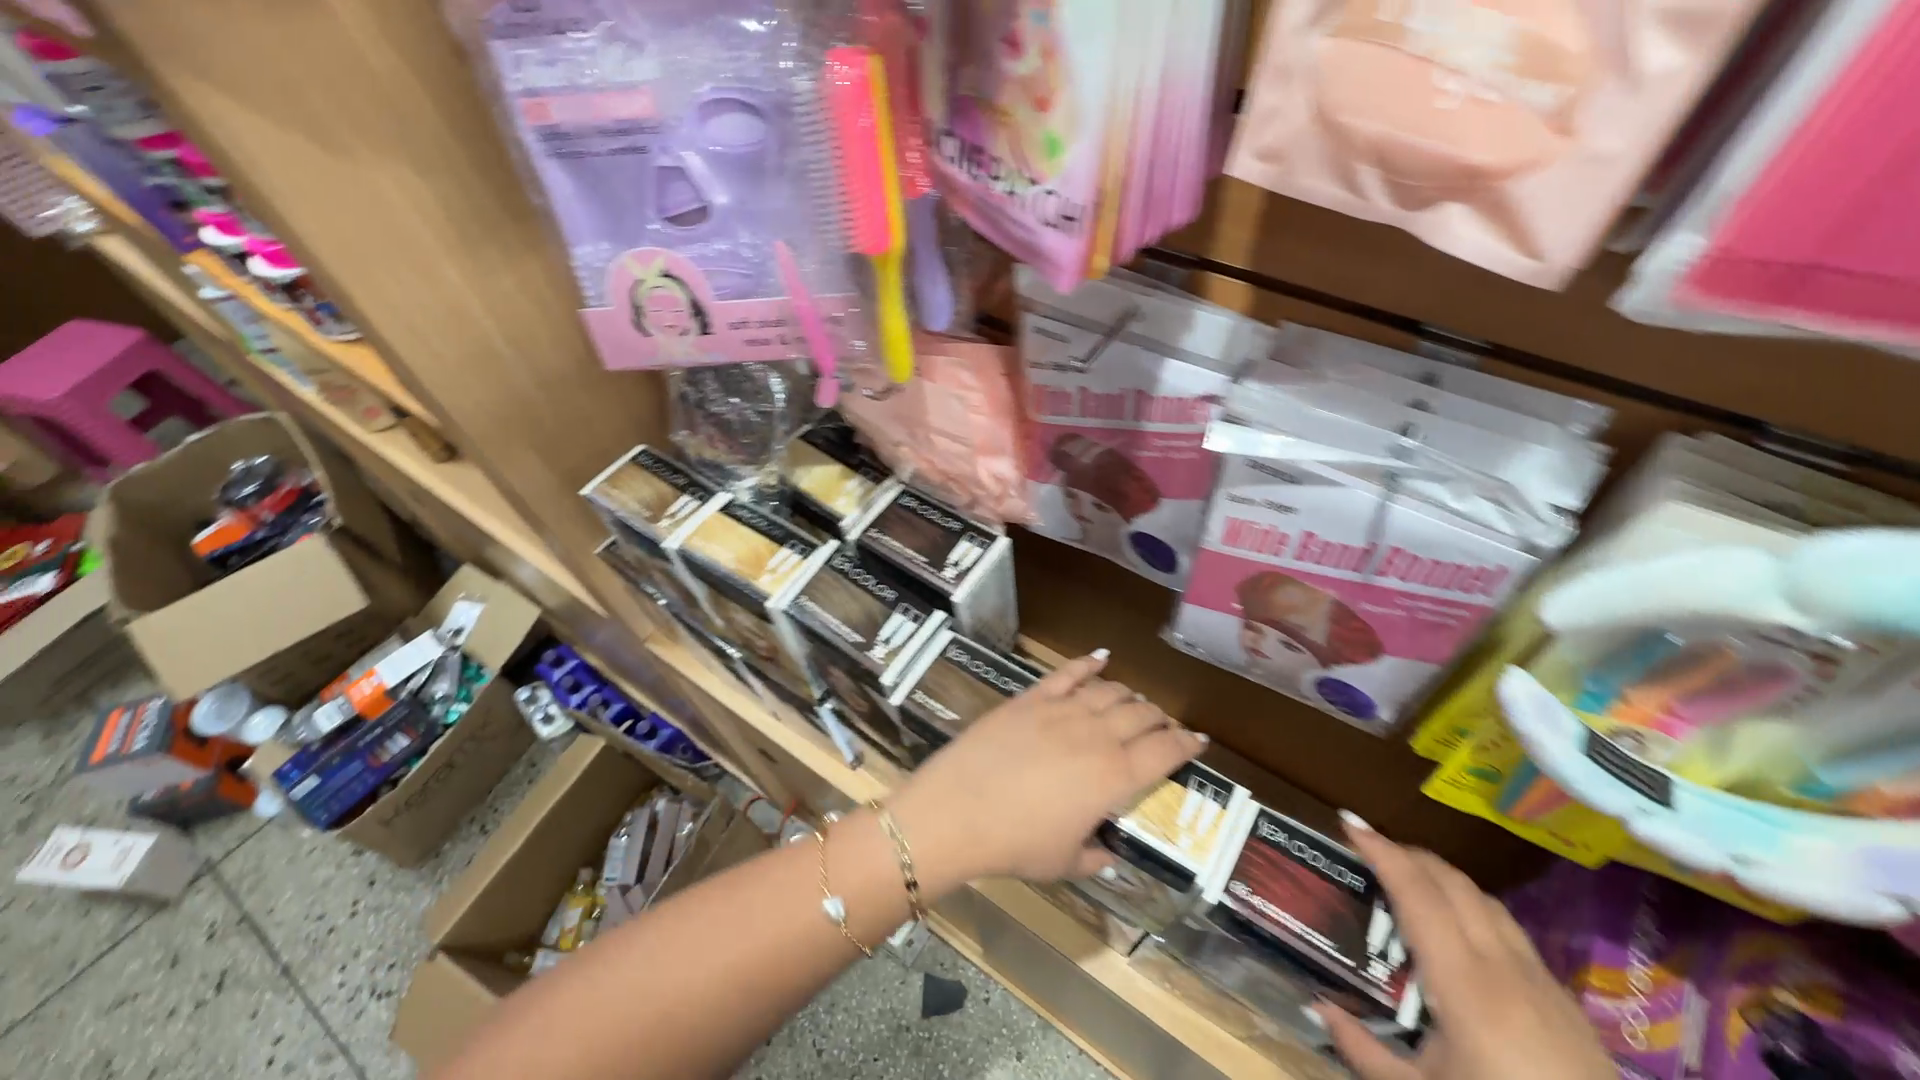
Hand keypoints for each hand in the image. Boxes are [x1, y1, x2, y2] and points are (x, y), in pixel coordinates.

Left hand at [887, 651, 1205, 893]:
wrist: (956, 813)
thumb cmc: (1014, 845)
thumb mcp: (1064, 863)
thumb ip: (1095, 858)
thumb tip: (1110, 855)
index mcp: (1115, 777)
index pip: (1166, 751)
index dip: (1186, 744)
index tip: (1196, 741)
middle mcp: (1098, 736)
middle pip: (1142, 715)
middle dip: (1160, 719)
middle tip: (1163, 726)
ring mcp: (1062, 711)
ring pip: (1110, 692)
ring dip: (1130, 696)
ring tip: (1134, 702)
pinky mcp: (1030, 699)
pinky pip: (1066, 674)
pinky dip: (1088, 663)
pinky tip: (1100, 658)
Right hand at [1313, 820, 1616, 1079]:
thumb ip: (1363, 1050)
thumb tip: (1316, 1008)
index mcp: (1463, 983)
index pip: (1417, 894)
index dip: (1382, 852)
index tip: (1350, 823)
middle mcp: (1502, 964)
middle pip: (1453, 883)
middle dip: (1408, 854)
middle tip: (1368, 848)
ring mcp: (1538, 975)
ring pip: (1484, 899)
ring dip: (1441, 876)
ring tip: (1407, 879)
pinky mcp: (1561, 994)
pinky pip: (1508, 927)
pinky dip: (1471, 906)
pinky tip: (1458, 930)